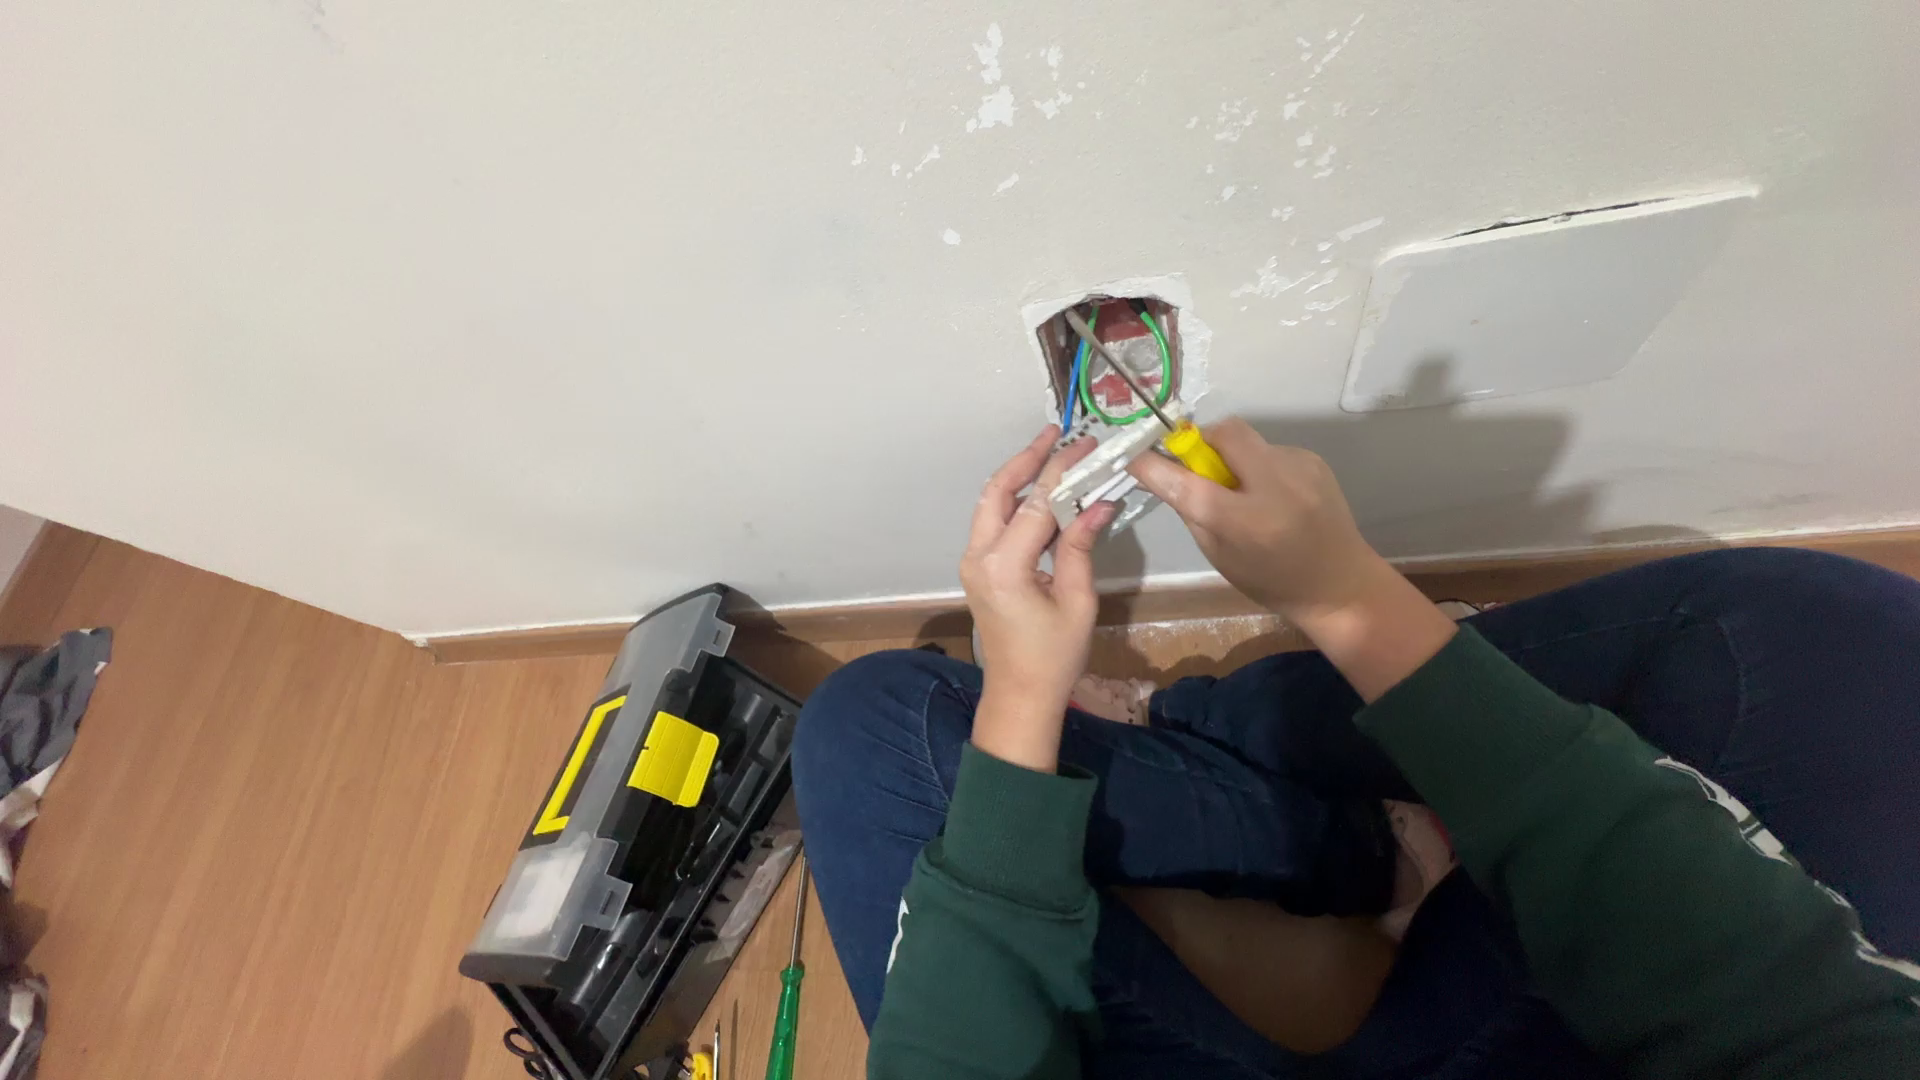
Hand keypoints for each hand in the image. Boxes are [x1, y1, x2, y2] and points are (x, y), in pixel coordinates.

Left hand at [960, 428, 1116, 769]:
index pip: (1035, 504)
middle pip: (997, 491)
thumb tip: (1100, 501)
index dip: (1062, 471)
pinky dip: (1013, 500)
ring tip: (1048, 452)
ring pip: (990, 503)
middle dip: (1026, 460)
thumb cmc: (1054, 655)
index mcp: (1004, 566)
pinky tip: (1039, 490)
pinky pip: (992, 522)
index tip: (1085, 444)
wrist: (1019, 694)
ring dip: (1017, 476)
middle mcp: (979, 557)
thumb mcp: (1077, 600)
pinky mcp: (977, 568)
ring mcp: (972, 562)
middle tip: (1055, 434)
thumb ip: (1080, 545)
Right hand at [1127, 417, 1456, 700]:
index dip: (1152, 465)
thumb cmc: (1270, 581)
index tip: (1133, 457)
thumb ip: (1193, 511)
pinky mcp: (1314, 460)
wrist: (1340, 584)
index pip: (1185, 482)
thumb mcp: (1219, 555)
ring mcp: (1299, 468)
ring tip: (1243, 491)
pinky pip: (1269, 450)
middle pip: (1224, 432)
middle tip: (1198, 465)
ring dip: (1232, 457)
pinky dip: (1257, 466)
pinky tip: (1271, 495)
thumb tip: (1168, 474)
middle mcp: (1274, 486)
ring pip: (1247, 440)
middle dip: (1201, 440)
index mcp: (1245, 521)